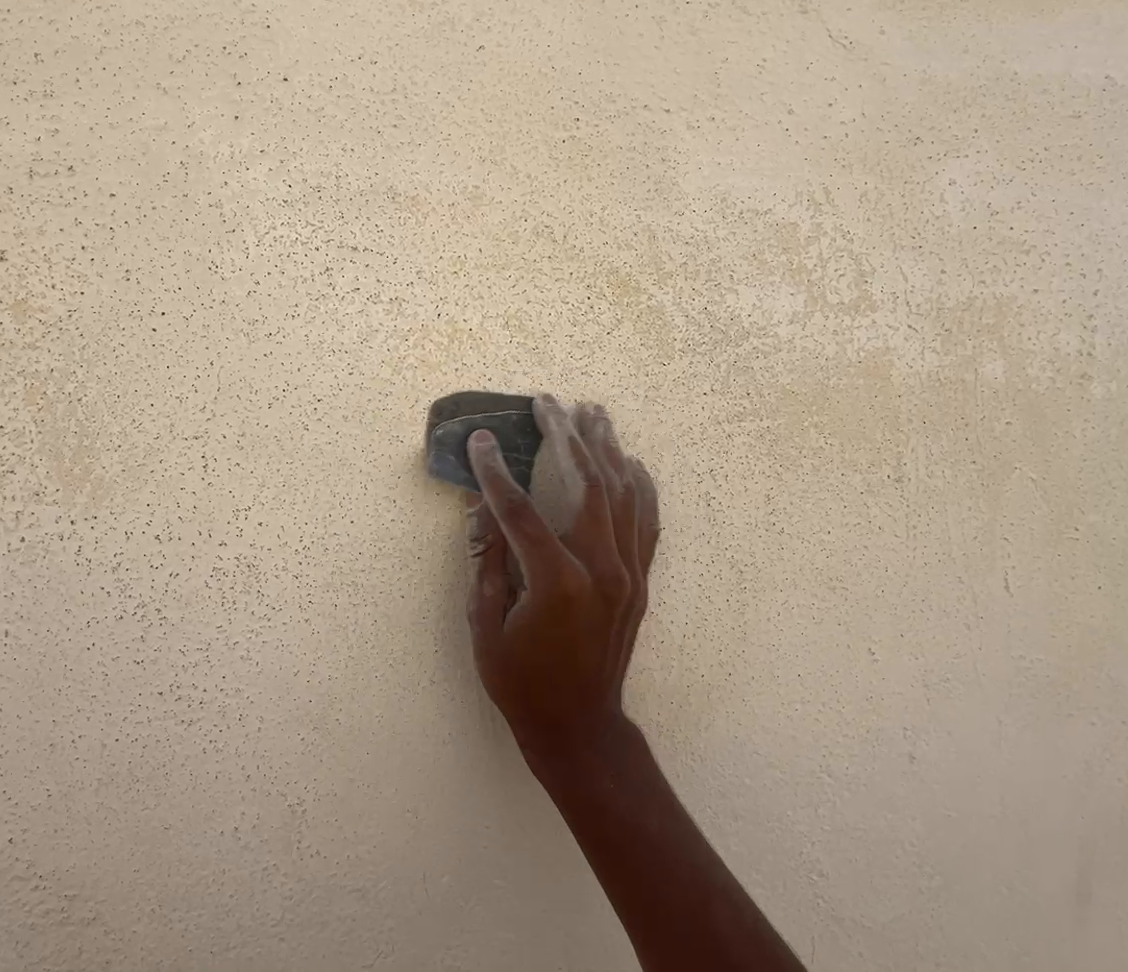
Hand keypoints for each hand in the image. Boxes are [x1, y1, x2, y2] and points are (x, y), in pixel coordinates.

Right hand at [466, 397, 659, 758]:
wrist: (579, 725)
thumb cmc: (522, 682)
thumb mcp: (485, 625)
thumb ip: (485, 561)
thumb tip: (480, 508)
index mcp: (555, 582)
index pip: (520, 510)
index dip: (496, 472)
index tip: (482, 439)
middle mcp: (600, 569)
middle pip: (586, 484)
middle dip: (565, 436)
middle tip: (548, 401)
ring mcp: (628, 573)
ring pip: (623, 493)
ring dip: (606, 448)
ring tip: (592, 411)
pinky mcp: (640, 581)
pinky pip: (648, 520)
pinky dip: (640, 485)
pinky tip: (630, 461)